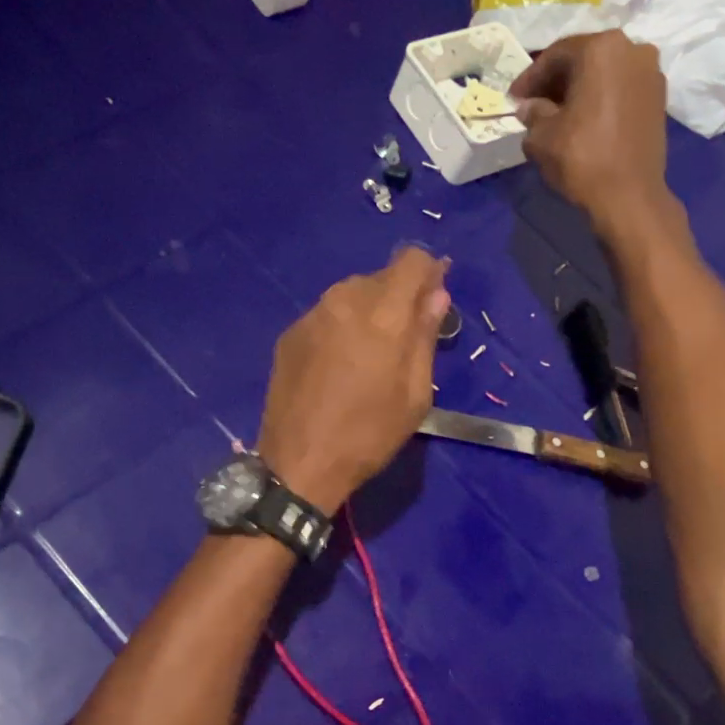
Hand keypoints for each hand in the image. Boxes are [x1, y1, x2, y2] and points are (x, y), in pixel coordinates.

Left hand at [256, 247, 449, 511]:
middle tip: (401, 339)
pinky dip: (338, 329)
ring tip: (367, 357)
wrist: (299, 465)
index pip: (412, 260)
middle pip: (379, 277)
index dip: (428, 274)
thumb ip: (425, 337)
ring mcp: (310, 317)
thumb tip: (436, 295)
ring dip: (365, 312)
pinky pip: (324, 317)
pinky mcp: (288, 336)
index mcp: (382, 313)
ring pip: (348, 295)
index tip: (432, 301)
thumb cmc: (368, 436)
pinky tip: (336, 367)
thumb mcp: (414, 395)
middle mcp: (343, 301)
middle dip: (397, 297)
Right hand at [512, 31, 676, 244]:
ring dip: (577, 91)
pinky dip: (598, 100)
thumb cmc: (581, 159)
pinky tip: (581, 122)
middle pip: (583, 60)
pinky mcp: (657, 98)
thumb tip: (530, 108)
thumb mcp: (542, 137)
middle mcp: (631, 50)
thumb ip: (532, 114)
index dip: (530, 78)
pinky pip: (619, 89)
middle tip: (532, 105)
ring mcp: (649, 73)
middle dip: (555, 82)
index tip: (513, 99)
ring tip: (555, 115)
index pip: (556, 55)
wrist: (628, 196)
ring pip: (603, 74)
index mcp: (600, 50)